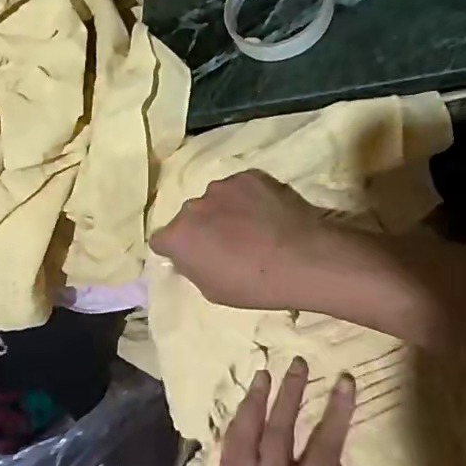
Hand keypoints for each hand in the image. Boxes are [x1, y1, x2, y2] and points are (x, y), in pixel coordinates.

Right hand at [150, 171, 417, 333]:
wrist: (303, 258)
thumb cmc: (254, 284)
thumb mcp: (213, 290)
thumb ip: (193, 267)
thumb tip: (193, 254)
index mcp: (178, 237)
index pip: (162, 240)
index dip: (177, 249)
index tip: (194, 257)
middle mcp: (192, 206)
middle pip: (190, 217)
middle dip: (203, 227)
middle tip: (229, 244)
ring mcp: (221, 187)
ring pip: (216, 199)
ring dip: (226, 210)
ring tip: (254, 228)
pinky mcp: (249, 175)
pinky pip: (242, 187)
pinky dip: (250, 198)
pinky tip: (269, 214)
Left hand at [215, 358, 357, 465]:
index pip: (322, 454)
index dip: (336, 414)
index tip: (346, 381)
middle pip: (277, 435)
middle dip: (289, 395)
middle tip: (298, 362)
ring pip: (243, 440)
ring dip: (253, 403)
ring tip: (263, 373)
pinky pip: (227, 460)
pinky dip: (234, 431)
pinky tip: (241, 416)